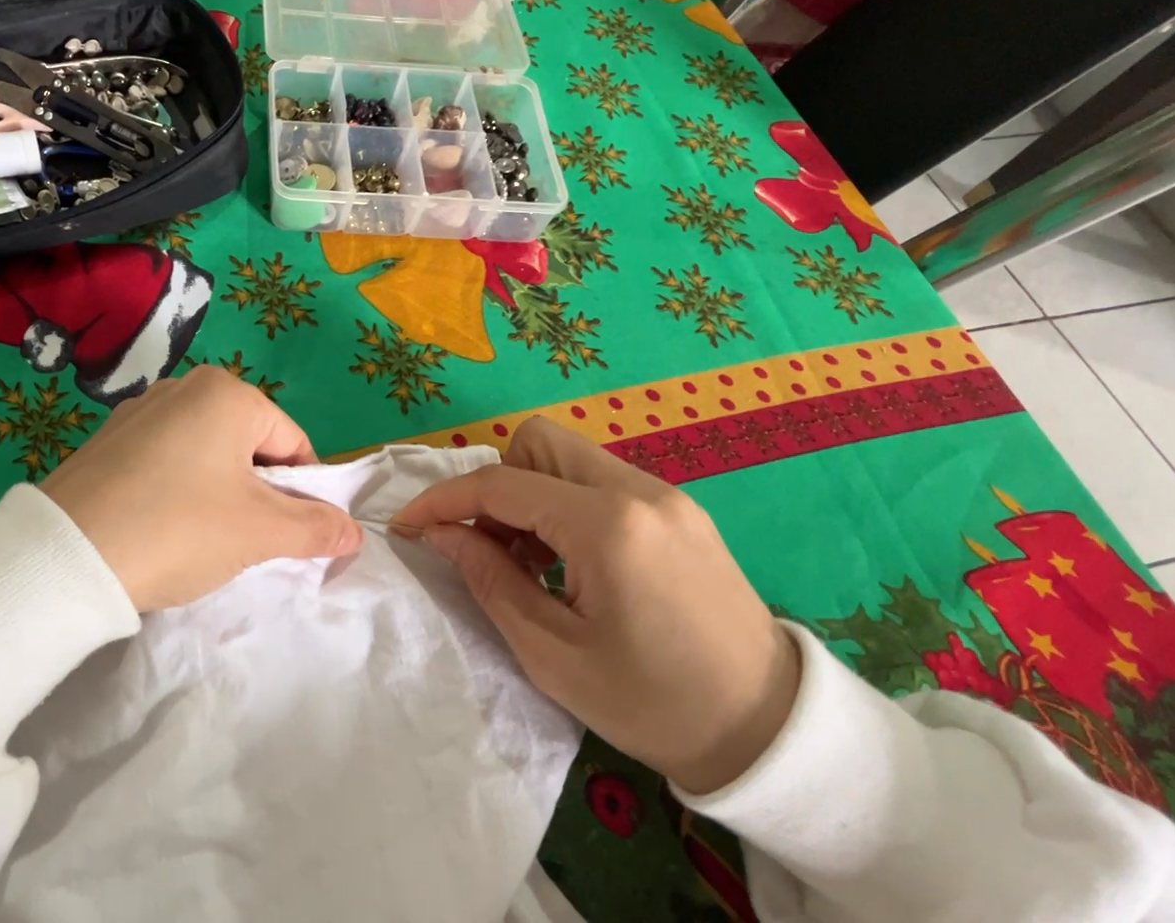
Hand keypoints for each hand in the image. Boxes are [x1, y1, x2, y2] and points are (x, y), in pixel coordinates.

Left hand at [40, 367, 361, 612]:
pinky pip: (164, 464)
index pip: (293, 443)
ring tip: (202, 540)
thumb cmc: (178, 529)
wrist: (67, 557)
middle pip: (249, 446)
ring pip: (206, 456)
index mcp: (226, 394)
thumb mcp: (259, 532)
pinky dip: (177, 493)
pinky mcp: (105, 443)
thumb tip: (354, 531)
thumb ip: (315, 527)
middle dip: (259, 494)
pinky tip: (162, 529)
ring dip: (219, 495)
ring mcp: (136, 413)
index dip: (304, 493)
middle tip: (246, 541)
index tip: (293, 536)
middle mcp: (180, 389)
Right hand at [391, 417, 799, 794]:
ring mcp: (667, 496)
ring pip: (569, 456)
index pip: (502, 483)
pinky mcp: (680, 511)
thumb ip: (489, 578)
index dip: (443, 500)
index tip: (406, 526)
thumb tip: (440, 532)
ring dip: (529, 493)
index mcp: (608, 526)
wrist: (767, 731)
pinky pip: (600, 481)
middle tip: (486, 546)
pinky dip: (564, 504)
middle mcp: (640, 491)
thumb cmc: (651, 704)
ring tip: (525, 559)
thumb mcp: (551, 653)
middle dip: (494, 485)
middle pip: (538, 442)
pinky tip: (566, 560)